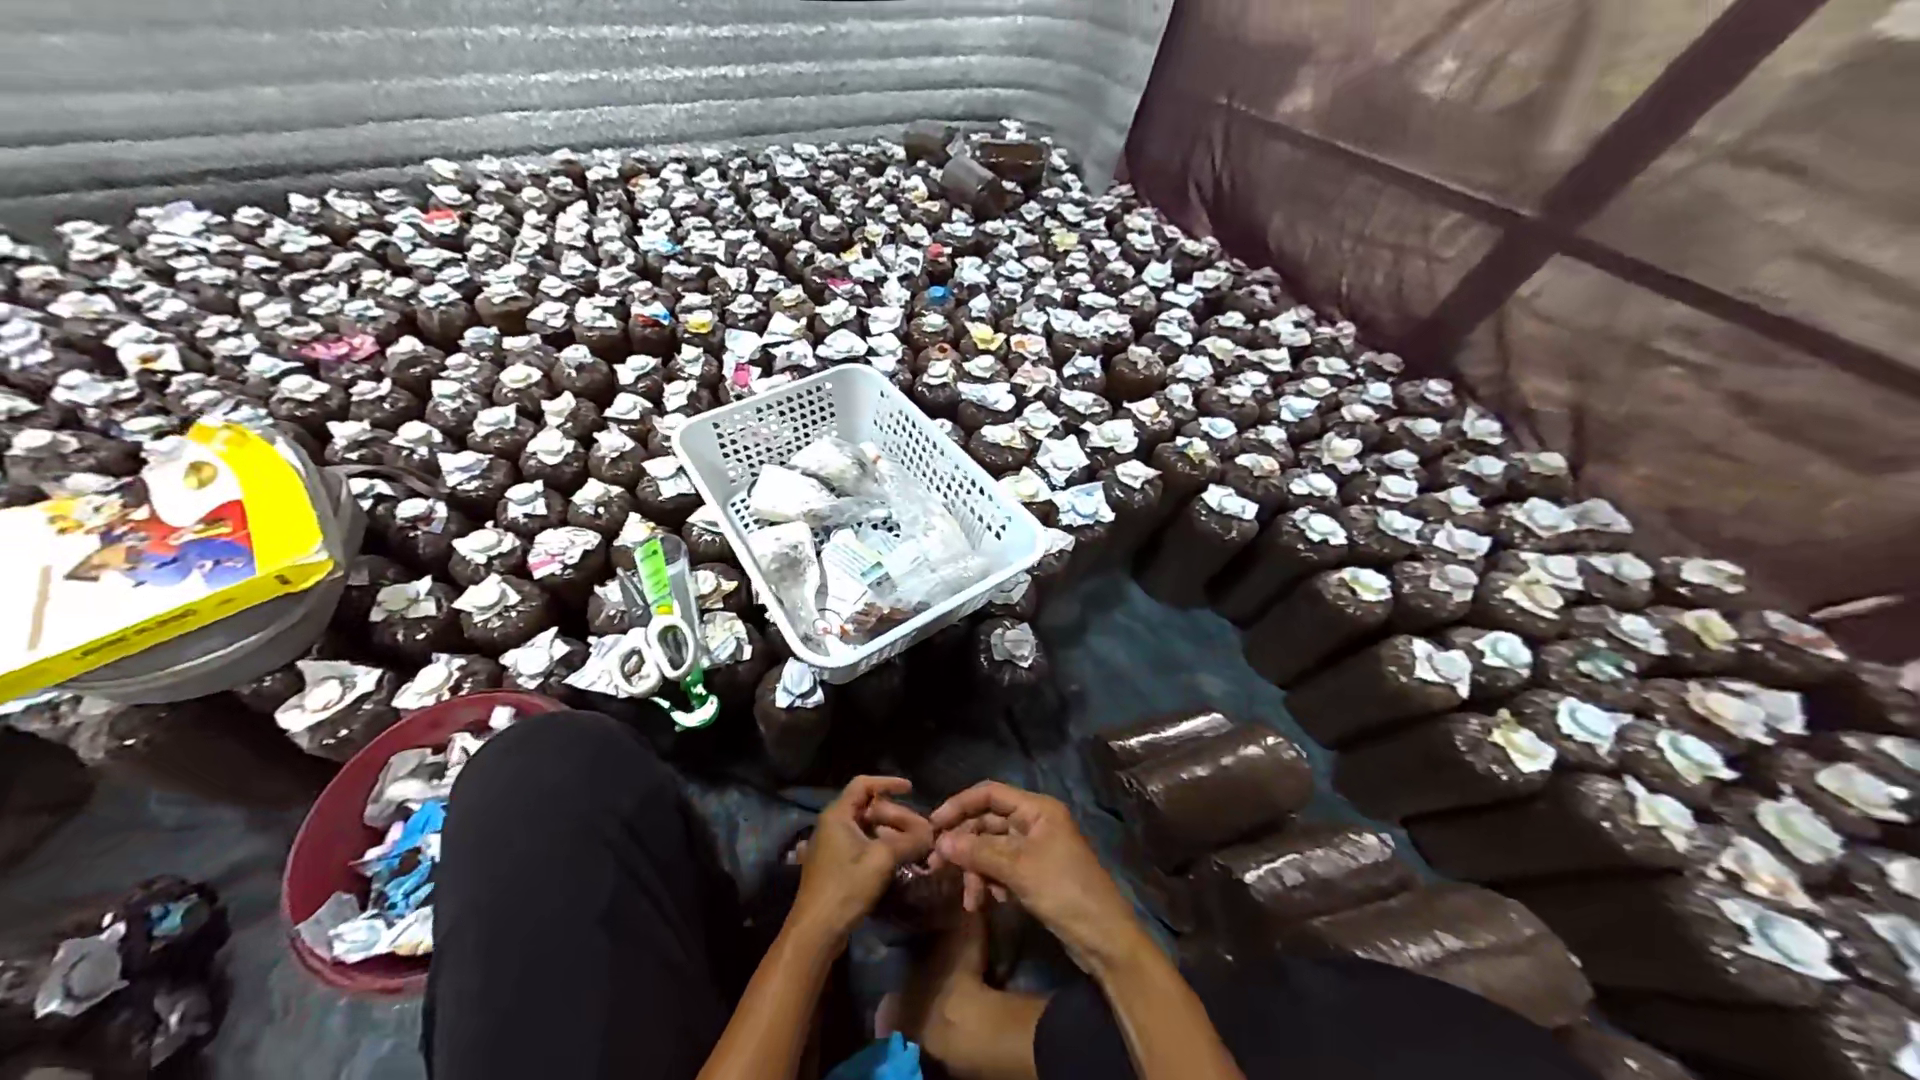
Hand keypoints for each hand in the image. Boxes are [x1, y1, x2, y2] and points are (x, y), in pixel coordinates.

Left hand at [791, 776, 934, 941]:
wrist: (816, 931)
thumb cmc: (846, 887)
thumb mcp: (882, 859)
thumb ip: (908, 840)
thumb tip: (930, 832)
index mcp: (837, 815)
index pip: (863, 784)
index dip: (888, 783)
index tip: (911, 789)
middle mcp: (832, 824)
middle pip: (868, 807)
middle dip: (895, 814)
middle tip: (919, 827)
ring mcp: (832, 846)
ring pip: (866, 827)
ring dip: (890, 832)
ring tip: (914, 843)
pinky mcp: (835, 864)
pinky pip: (862, 844)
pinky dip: (880, 845)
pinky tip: (897, 858)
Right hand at [929, 782, 1145, 972]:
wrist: (1104, 938)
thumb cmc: (1064, 891)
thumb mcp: (1018, 869)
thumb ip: (978, 851)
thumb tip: (941, 842)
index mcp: (1037, 809)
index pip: (989, 794)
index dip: (959, 805)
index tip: (933, 826)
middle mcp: (1035, 823)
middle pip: (987, 823)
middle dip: (963, 845)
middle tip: (937, 867)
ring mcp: (1035, 849)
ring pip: (991, 850)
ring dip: (975, 870)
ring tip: (970, 898)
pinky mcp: (1034, 874)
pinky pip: (1001, 870)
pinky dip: (990, 883)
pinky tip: (986, 903)